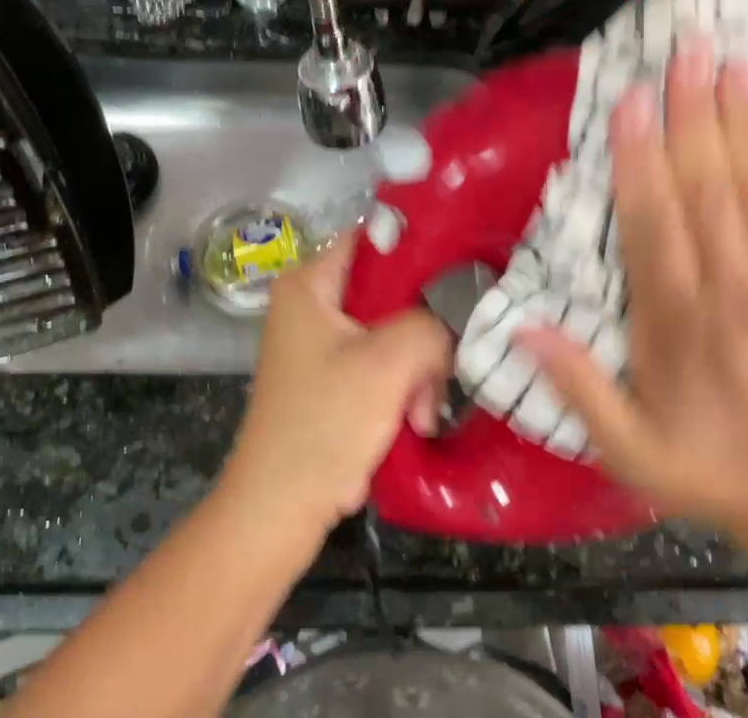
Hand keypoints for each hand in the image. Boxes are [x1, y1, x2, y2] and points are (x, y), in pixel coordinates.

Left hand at [221, 242, 453, 534]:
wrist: (281, 507)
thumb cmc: (325, 423)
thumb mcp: (388, 362)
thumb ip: (432, 324)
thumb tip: (453, 322)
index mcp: (309, 284)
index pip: (375, 239)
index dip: (421, 248)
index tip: (466, 268)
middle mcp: (312, 306)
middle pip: (391, 293)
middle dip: (423, 335)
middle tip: (439, 369)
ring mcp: (323, 346)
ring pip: (395, 335)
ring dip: (418, 373)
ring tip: (421, 413)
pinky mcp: (334, 381)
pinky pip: (385, 367)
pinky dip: (403, 392)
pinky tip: (413, 423)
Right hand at [516, 41, 747, 549]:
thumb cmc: (707, 469)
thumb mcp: (627, 451)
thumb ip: (579, 388)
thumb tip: (522, 328)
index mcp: (677, 323)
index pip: (653, 225)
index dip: (640, 160)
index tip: (631, 100)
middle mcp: (728, 288)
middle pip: (705, 188)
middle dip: (693, 113)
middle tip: (687, 47)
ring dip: (735, 121)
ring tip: (729, 61)